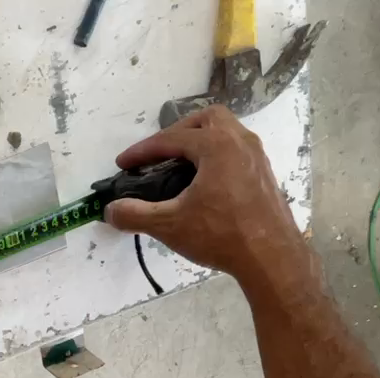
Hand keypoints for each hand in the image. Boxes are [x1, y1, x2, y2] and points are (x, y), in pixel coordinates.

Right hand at [103, 105, 311, 283]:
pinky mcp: (262, 173)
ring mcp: (255, 156)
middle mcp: (239, 141)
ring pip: (224, 132)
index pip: (172, 139)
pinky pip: (234, 150)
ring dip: (198, 141)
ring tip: (178, 165)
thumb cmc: (219, 234)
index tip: (122, 164)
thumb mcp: (169, 226)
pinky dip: (213, 155)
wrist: (269, 255)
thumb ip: (135, 215)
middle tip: (157, 154)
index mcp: (216, 145)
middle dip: (176, 133)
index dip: (142, 151)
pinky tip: (202, 181)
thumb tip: (111, 210)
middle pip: (205, 120)